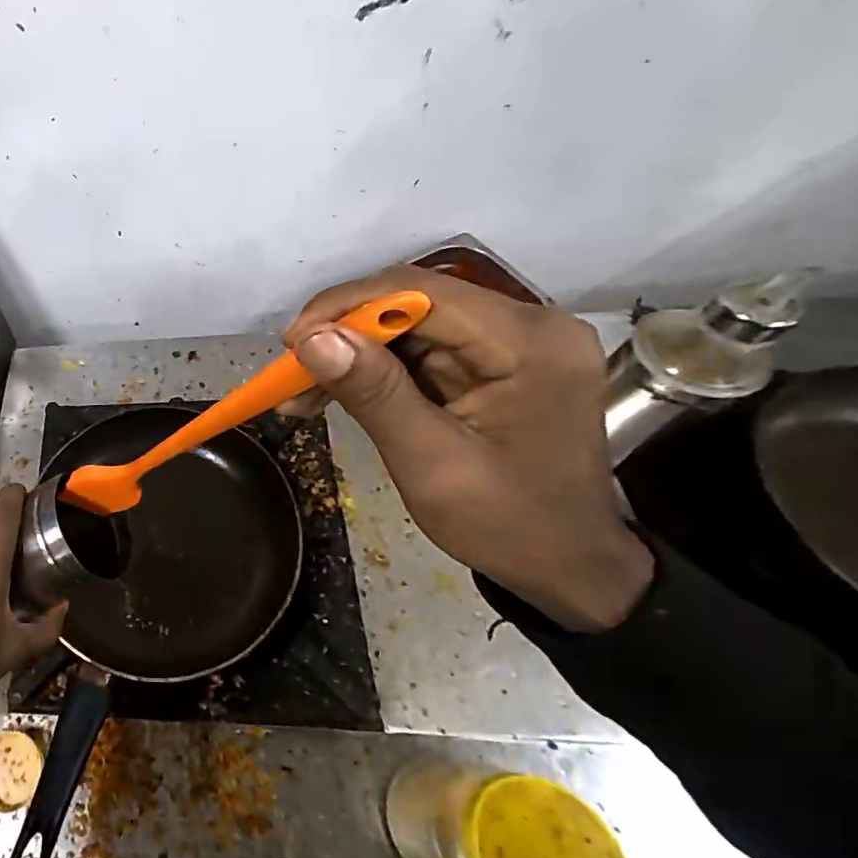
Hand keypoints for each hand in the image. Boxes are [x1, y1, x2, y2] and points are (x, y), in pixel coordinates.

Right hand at [283, 266, 652, 630]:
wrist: (567, 564)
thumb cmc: (506, 523)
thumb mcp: (430, 463)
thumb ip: (374, 393)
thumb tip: (311, 339)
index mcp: (529, 343)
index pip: (421, 293)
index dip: (346, 307)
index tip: (291, 342)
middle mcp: (529, 324)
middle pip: (414, 302)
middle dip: (343, 333)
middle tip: (290, 373)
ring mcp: (513, 340)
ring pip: (409, 324)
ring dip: (351, 353)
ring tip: (300, 393)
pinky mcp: (496, 359)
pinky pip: (420, 347)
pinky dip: (373, 369)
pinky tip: (334, 393)